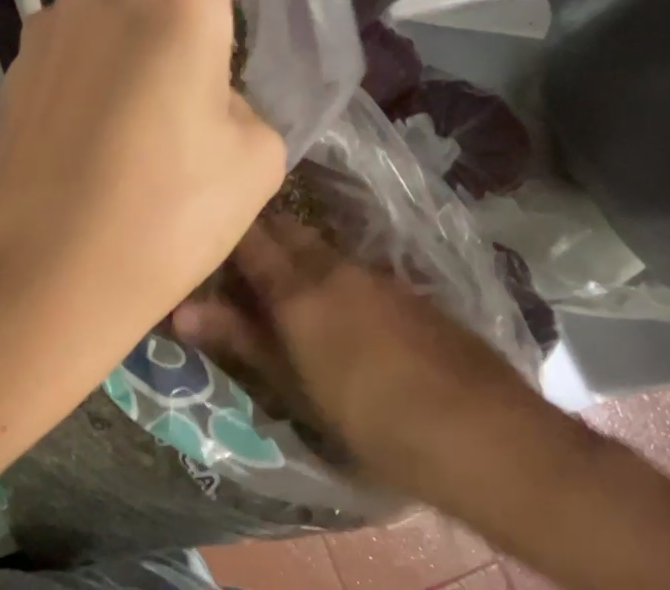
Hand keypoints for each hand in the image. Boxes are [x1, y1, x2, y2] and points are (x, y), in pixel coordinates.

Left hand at [0, 0, 289, 326]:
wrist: (43, 266)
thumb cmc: (164, 212)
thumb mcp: (252, 155)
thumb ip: (241, 97)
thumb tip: (208, 89)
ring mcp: (52, 21)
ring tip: (166, 14)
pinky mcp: (20, 59)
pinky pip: (75, 22)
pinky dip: (103, 23)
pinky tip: (113, 64)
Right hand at [171, 213, 540, 498]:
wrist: (491, 440)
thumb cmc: (374, 420)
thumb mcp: (295, 387)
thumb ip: (240, 340)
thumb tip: (178, 310)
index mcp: (299, 288)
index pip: (248, 236)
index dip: (220, 229)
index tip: (197, 233)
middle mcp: (337, 268)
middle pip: (286, 232)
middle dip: (256, 235)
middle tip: (228, 258)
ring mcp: (380, 278)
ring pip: (321, 252)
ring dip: (294, 259)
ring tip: (274, 289)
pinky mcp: (412, 296)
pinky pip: (354, 273)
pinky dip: (332, 280)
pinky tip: (336, 315)